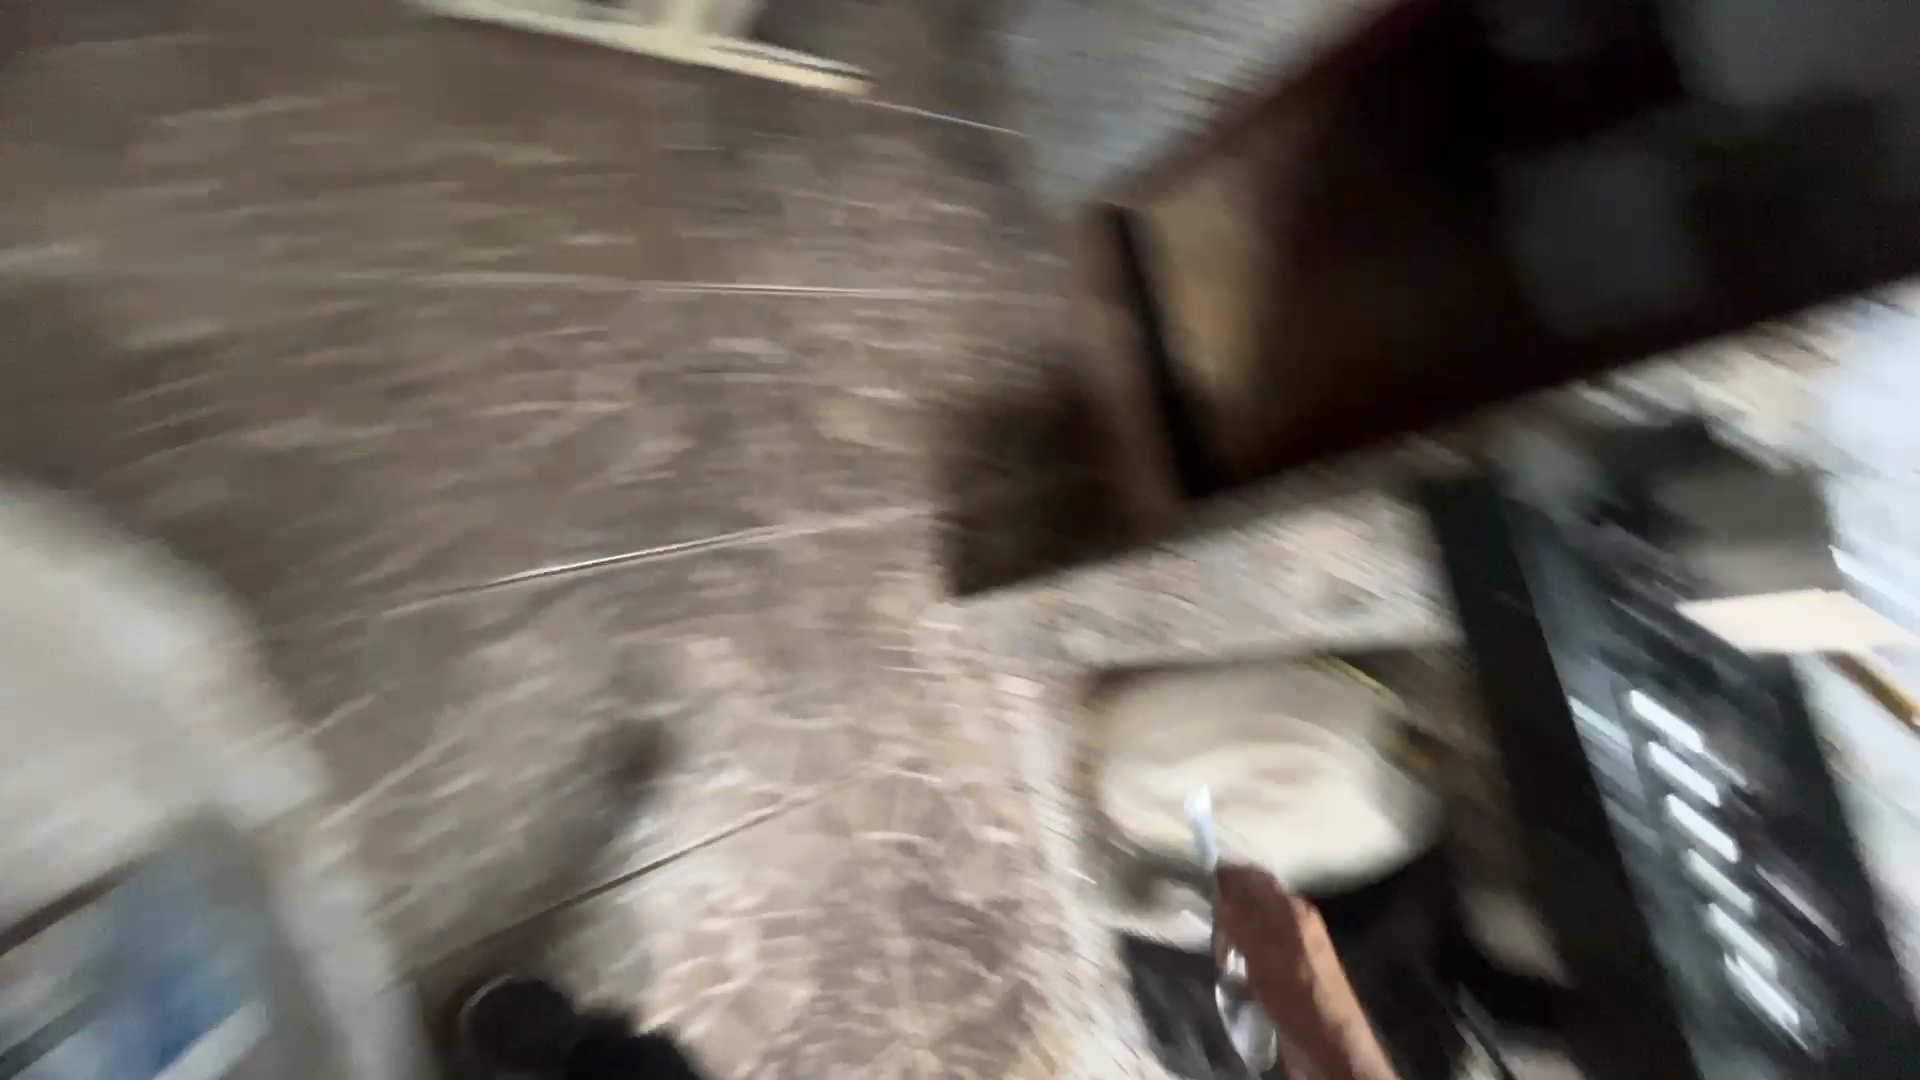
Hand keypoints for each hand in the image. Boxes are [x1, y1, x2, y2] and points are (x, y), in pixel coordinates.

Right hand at [1214, 863, 1400, 1079]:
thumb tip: (1220, 889)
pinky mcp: (1290, 978)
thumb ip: (1239, 919)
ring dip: (1233, 939)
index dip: (1230, 874)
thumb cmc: (1297, 996)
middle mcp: (1296, 926)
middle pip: (1254, 902)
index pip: (1257, 877)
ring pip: (1253, 931)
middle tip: (1209, 926)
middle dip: (1228, 910)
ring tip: (1220, 957)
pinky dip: (1243, 963)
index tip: (1201, 877)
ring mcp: (1295, 953)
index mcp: (1294, 912)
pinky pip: (1258, 958)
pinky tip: (1232, 979)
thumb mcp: (1262, 954)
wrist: (1332, 1053)